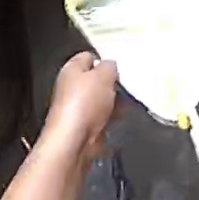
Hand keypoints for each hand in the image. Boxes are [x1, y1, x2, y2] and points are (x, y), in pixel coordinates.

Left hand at [41, 51, 115, 167]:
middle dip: (111, 84)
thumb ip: (110, 66)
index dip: (104, 61)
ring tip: (127, 104)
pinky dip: (110, 119)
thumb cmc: (86, 102)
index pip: (88, 57)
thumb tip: (110, 67)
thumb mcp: (104, 75)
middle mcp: (70, 86)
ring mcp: (75, 108)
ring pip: (99, 100)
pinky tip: (120, 119)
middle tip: (125, 87)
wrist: (72, 142)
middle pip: (95, 80)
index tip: (118, 68)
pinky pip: (100, 118)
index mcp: (71, 69)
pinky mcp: (82, 128)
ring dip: (113, 102)